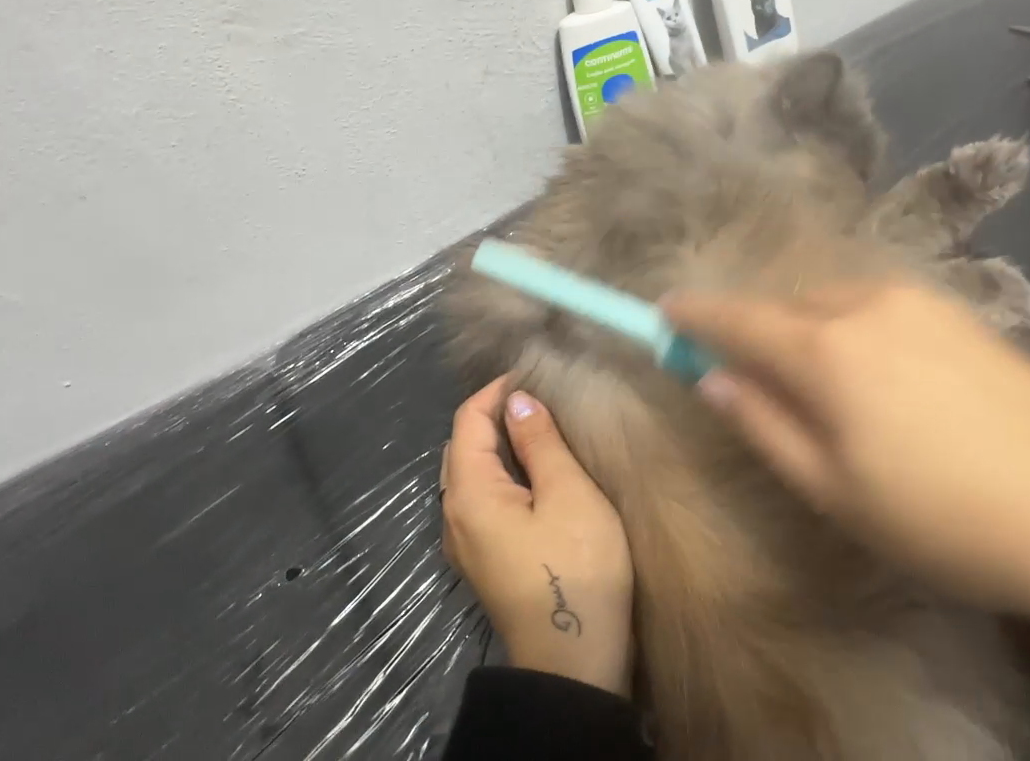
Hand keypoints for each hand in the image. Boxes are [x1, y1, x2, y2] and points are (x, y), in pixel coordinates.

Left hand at [440, 377, 633, 694]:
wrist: (574, 660)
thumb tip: (518, 399)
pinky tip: (534, 473)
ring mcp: (466, 543)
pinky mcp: (484, 560)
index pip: (468, 421)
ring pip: (472, 475)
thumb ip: (540, 442)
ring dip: (499, 444)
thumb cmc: (575, 567)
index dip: (497, 389)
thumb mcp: (568, 494)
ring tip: (541, 426)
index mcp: (468, 493)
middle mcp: (454, 515)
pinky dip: (502, 473)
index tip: (536, 371)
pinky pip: (483, 500)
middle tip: (542, 394)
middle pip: (464, 447)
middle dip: (495, 414)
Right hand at [664, 280, 1029, 635]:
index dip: (694, 314)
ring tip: (818, 389)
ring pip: (833, 303)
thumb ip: (764, 423)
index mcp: (827, 348)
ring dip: (806, 330)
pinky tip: (875, 377)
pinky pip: (877, 307)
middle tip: (746, 378)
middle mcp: (867, 303)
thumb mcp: (833, 490)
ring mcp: (919, 300)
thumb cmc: (942, 519)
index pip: (738, 317)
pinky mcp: (959, 310)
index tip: (663, 314)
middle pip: (786, 306)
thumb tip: (714, 378)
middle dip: (755, 331)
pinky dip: (850, 328)